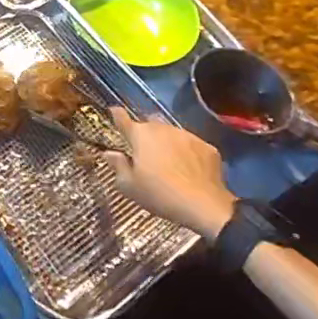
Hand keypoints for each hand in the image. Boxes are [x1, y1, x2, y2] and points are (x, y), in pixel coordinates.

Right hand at [104, 108, 235, 238]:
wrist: (204, 206)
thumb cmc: (159, 194)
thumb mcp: (129, 186)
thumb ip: (117, 166)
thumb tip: (110, 153)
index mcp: (140, 135)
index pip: (123, 118)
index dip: (117, 114)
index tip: (114, 112)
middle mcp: (163, 129)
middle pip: (149, 125)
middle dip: (145, 135)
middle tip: (145, 154)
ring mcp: (187, 135)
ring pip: (171, 134)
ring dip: (167, 143)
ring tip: (169, 163)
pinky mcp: (207, 146)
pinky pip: (191, 145)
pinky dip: (187, 153)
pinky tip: (189, 170)